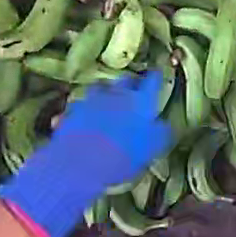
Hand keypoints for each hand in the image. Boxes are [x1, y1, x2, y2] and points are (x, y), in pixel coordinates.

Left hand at [0, 72, 169, 236]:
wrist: (82, 163)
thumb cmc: (123, 156)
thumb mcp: (152, 148)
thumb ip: (160, 133)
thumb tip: (164, 126)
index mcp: (140, 102)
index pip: (152, 83)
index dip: (156, 77)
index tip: (157, 74)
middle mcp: (116, 95)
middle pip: (125, 81)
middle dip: (130, 83)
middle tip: (133, 88)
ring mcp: (92, 102)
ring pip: (100, 89)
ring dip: (104, 92)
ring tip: (106, 99)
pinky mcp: (71, 113)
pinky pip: (79, 107)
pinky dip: (81, 111)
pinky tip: (81, 119)